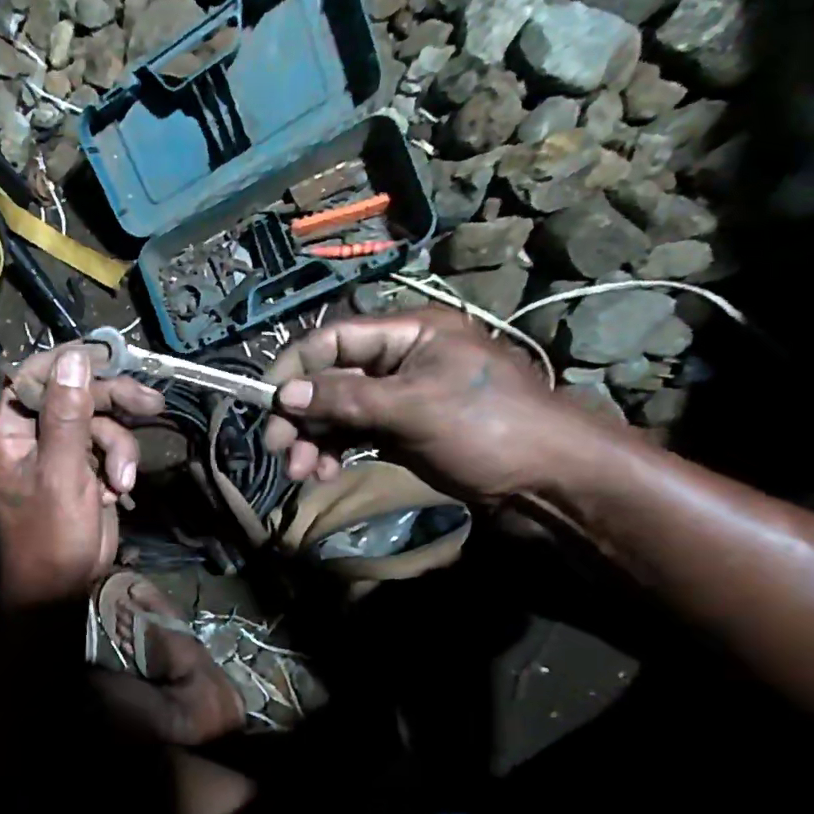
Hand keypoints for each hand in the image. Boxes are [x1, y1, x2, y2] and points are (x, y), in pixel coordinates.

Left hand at [0, 345, 163, 609]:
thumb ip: (67, 415)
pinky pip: (107, 448)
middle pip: (76, 395)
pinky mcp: (82, 468)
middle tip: (150, 403)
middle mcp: (31, 434)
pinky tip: (116, 492)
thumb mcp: (60, 474)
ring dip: (119, 450)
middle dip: (113, 405)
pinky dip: (118, 466)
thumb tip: (73, 358)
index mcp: (9, 431)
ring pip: (100, 423)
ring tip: (121, 483)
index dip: (71, 363)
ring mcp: (59, 451)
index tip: (109, 358)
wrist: (64, 588)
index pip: (34, 376)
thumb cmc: (50, 536)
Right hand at [263, 309, 619, 504]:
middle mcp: (399, 360)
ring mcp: (400, 399)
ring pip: (339, 412)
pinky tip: (326, 473)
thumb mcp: (414, 407)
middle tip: (278, 450)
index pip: (334, 339)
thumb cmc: (488, 427)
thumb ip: (348, 397)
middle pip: (331, 379)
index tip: (266, 402)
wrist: (547, 479)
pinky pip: (356, 436)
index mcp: (408, 334)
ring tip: (302, 473)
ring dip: (315, 440)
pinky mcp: (403, 432)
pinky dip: (336, 452)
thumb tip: (286, 393)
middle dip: (302, 414)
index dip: (295, 368)